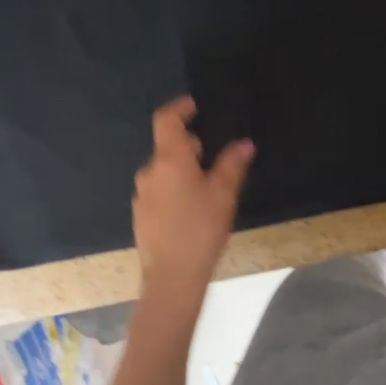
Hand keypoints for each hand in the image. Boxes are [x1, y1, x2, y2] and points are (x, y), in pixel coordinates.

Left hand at [132, 97, 253, 300]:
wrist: (171, 278)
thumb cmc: (200, 229)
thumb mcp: (224, 194)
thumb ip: (232, 164)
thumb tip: (244, 143)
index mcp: (169, 159)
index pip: (166, 119)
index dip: (181, 107)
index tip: (197, 105)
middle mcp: (149, 171)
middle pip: (168, 146)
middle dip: (191, 145)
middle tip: (218, 155)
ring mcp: (142, 194)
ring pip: (164, 170)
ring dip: (184, 169)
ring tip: (209, 185)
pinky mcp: (142, 215)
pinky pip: (160, 190)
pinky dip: (175, 189)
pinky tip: (194, 209)